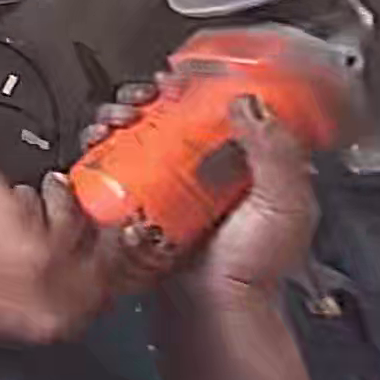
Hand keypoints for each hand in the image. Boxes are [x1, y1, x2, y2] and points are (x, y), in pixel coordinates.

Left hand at [0, 161, 118, 343]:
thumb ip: (49, 304)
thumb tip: (76, 279)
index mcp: (51, 311)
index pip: (111, 279)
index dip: (106, 255)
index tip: (98, 242)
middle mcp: (45, 263)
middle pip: (88, 230)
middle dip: (66, 219)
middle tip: (32, 218)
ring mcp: (20, 218)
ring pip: (44, 198)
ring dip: (21, 201)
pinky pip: (5, 179)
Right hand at [82, 76, 318, 309]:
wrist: (211, 302)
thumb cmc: (254, 263)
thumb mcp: (285, 203)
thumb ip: (276, 153)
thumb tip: (248, 101)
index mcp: (235, 157)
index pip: (205, 105)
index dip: (185, 85)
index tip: (171, 77)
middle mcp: (191, 162)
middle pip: (155, 113)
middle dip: (136, 98)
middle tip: (135, 101)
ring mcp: (156, 177)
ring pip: (125, 131)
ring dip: (111, 117)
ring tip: (112, 124)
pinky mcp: (127, 192)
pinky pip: (105, 160)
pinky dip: (94, 144)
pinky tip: (95, 144)